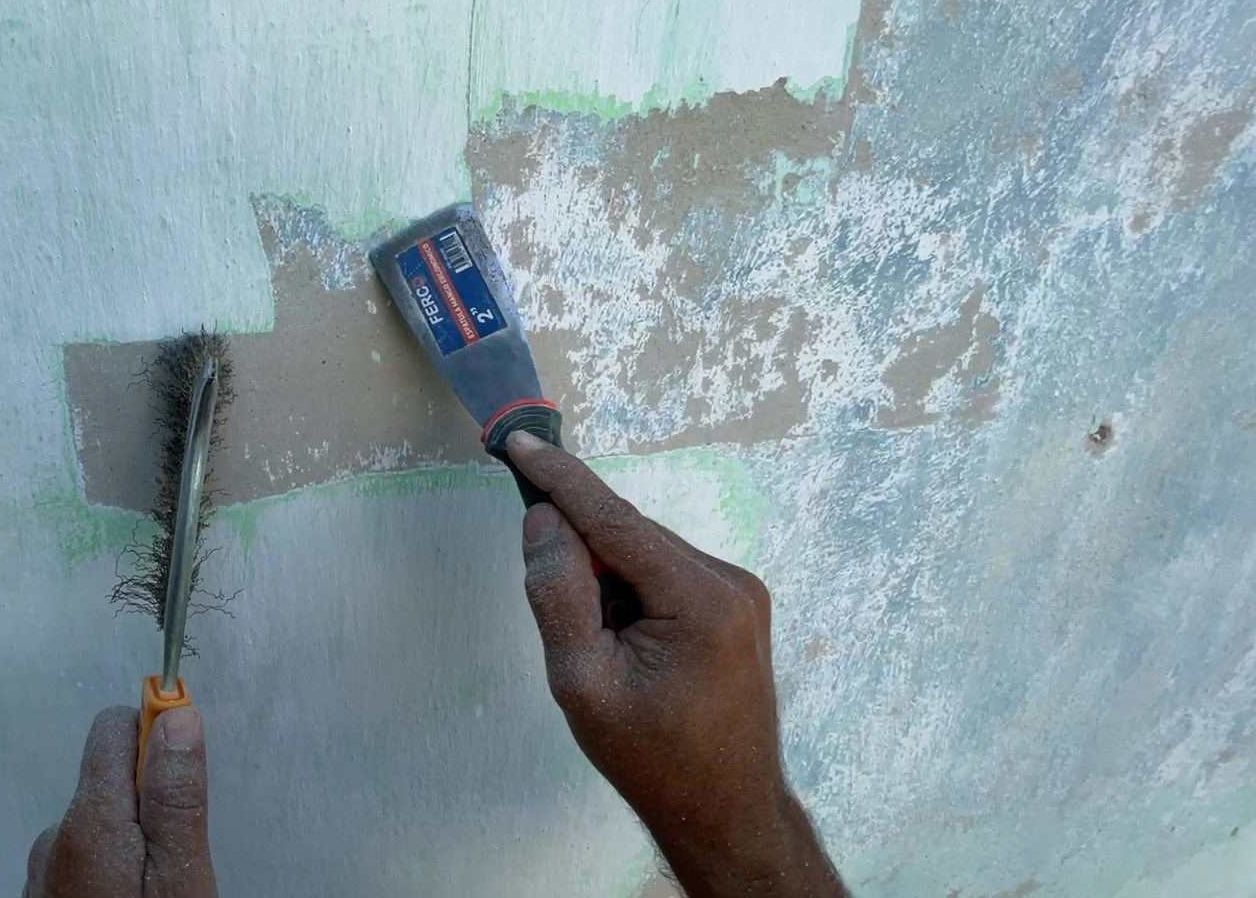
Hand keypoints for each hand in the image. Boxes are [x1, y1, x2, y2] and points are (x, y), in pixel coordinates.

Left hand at [23, 705, 217, 897]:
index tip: (181, 776)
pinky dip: (109, 866)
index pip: (115, 726)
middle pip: (111, 777)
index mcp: (87, 819)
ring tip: (153, 889)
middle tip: (175, 855)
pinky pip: (84, 856)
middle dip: (148, 799)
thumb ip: (176, 793)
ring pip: (100, 820)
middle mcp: (54, 838)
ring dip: (129, 837)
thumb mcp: (179, 873)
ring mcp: (42, 873)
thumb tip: (178, 714)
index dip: (155, 736)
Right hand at [505, 430, 844, 897]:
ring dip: (602, 575)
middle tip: (567, 618)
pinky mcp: (732, 599)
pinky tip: (624, 637)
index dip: (559, 476)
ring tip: (604, 644)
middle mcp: (728, 579)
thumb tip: (545, 517)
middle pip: (624, 532)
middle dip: (578, 551)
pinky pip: (655, 566)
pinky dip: (623, 584)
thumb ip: (556, 591)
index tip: (519, 441)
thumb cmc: (650, 757)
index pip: (613, 517)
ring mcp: (737, 587)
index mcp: (699, 599)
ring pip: (637, 548)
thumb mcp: (580, 681)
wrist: (727, 814)